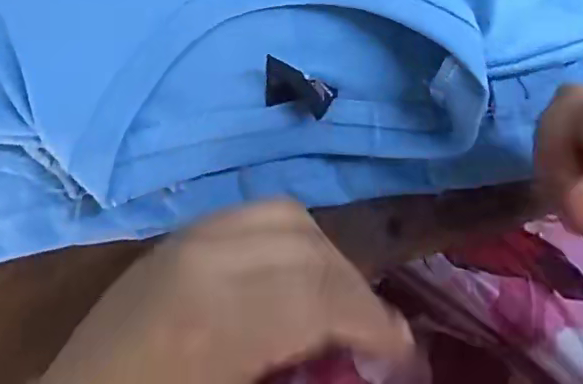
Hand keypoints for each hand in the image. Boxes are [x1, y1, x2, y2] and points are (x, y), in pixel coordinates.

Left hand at [39, 199, 413, 383]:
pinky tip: (293, 280)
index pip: (317, 292)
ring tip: (338, 307)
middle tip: (377, 340)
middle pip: (306, 243)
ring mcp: (185, 236)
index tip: (405, 356)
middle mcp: (201, 255)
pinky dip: (289, 240)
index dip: (374, 322)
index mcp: (211, 316)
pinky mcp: (177, 236)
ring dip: (324, 257)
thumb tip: (364, 364)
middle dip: (353, 288)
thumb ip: (301, 375)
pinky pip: (252, 216)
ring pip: (284, 215)